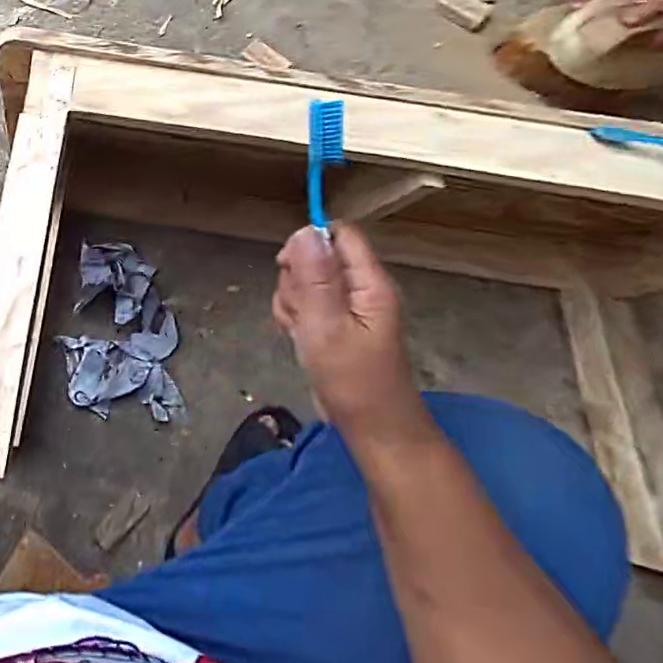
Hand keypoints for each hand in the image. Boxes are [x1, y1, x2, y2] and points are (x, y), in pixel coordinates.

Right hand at [272, 225, 424, 442]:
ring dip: (294, 303)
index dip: (310, 243)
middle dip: (297, 280)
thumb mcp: (327, 327)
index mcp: (369, 281)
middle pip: (318, 256)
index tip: (288, 269)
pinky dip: (297, 319)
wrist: (373, 431)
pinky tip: (300, 341)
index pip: (339, 234)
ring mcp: (348, 307)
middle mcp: (361, 288)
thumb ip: (316, 277)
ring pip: (307, 282)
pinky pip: (307, 305)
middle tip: (301, 314)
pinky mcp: (336, 324)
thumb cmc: (353, 382)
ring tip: (302, 333)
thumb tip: (306, 230)